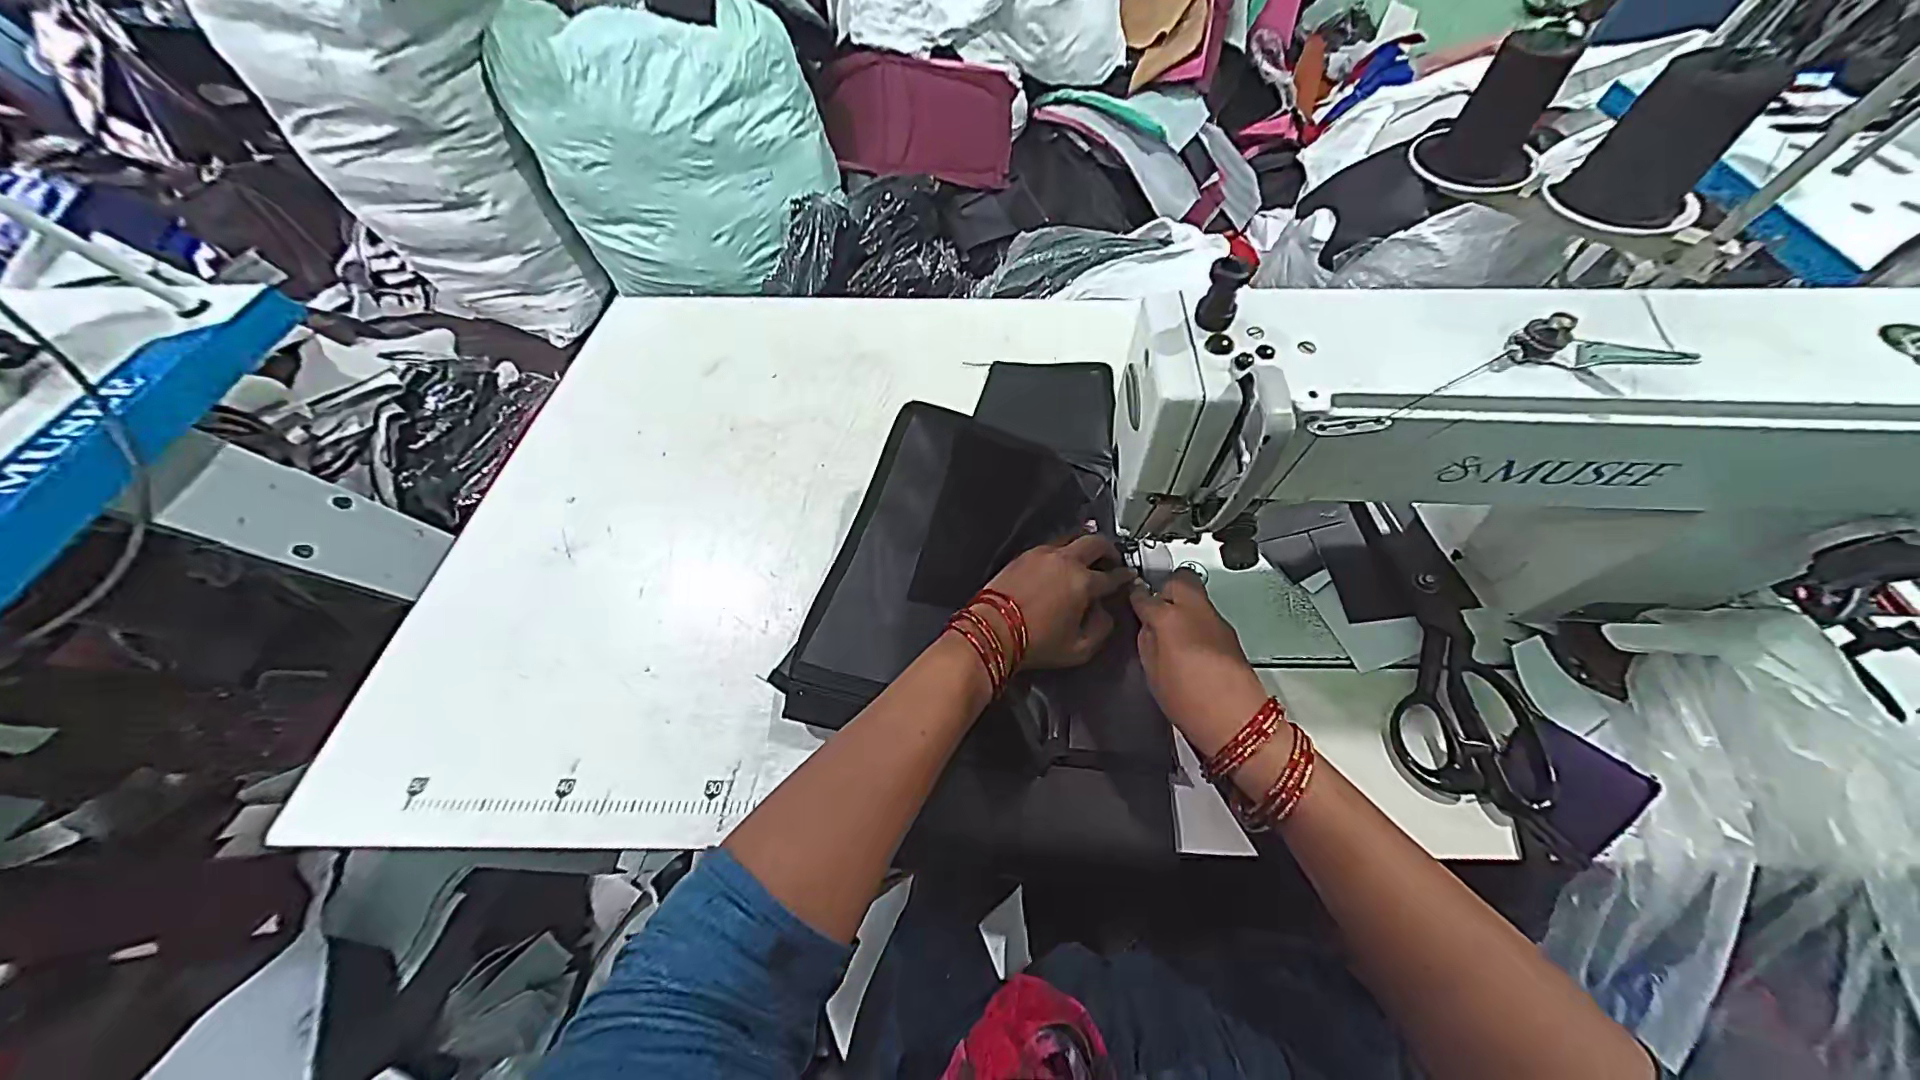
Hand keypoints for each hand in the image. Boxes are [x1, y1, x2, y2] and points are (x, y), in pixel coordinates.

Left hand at [981, 531, 1135, 669]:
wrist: (992, 630)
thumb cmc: (1036, 643)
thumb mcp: (1079, 649)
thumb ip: (1101, 628)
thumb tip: (1103, 612)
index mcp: (1083, 582)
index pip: (1112, 576)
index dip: (1124, 577)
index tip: (1128, 577)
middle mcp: (1065, 561)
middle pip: (1096, 542)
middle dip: (1110, 550)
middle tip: (1112, 560)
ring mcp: (1042, 554)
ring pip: (1072, 537)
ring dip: (1084, 545)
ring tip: (1087, 557)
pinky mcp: (1024, 555)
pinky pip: (1051, 545)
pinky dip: (1062, 550)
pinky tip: (1060, 562)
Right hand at [1129, 568, 1271, 753]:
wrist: (1235, 720)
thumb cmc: (1193, 702)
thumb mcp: (1152, 672)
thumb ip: (1146, 640)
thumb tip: (1146, 627)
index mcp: (1169, 618)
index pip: (1144, 596)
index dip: (1135, 597)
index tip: (1133, 600)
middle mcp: (1195, 612)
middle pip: (1177, 580)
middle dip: (1164, 588)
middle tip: (1154, 604)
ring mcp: (1216, 620)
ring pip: (1195, 594)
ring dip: (1182, 603)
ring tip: (1171, 625)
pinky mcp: (1229, 633)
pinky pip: (1207, 614)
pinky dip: (1196, 619)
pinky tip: (1188, 640)